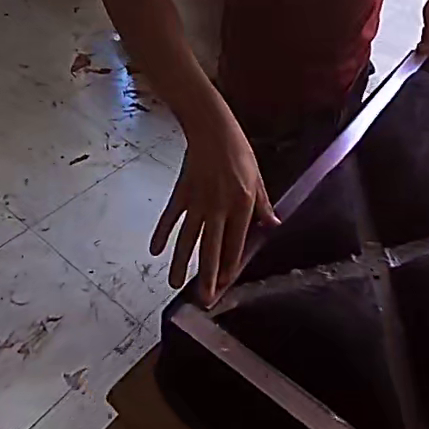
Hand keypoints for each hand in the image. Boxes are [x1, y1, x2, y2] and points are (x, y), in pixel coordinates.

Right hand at [152, 114, 277, 304]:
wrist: (212, 129)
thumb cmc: (239, 152)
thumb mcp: (258, 178)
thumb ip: (263, 205)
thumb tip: (273, 225)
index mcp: (241, 205)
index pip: (235, 243)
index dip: (229, 266)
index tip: (224, 286)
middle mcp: (219, 208)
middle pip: (211, 248)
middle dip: (206, 276)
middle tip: (202, 299)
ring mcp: (197, 202)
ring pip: (188, 239)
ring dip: (180, 263)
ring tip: (174, 284)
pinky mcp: (181, 193)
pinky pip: (170, 218)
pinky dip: (161, 234)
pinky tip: (155, 251)